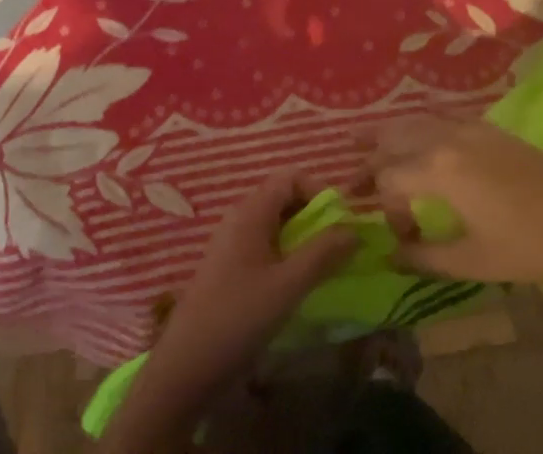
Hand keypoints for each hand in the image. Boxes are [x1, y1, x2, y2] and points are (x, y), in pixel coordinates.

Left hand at [152, 172, 356, 380]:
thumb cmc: (239, 317)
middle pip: (283, 198)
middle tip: (342, 247)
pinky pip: (267, 247)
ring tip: (329, 267)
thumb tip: (354, 229)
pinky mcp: (231, 269)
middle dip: (316, 216)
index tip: (343, 222)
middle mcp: (239, 220)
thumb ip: (322, 254)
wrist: (188, 364)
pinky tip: (302, 284)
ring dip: (305, 238)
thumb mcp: (288, 286)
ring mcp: (232, 245)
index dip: (319, 190)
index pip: (289, 177)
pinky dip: (289, 256)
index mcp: (250, 213)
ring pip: (277, 226)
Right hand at [362, 115, 542, 287]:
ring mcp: (472, 129)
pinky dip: (419, 128)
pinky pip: (440, 119)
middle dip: (369, 158)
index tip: (399, 236)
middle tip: (354, 179)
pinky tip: (422, 144)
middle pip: (392, 138)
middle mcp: (447, 138)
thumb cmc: (531, 249)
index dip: (382, 207)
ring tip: (368, 144)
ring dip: (389, 135)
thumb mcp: (472, 262)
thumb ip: (423, 257)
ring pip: (415, 121)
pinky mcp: (492, 130)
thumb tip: (391, 254)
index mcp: (438, 169)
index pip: (388, 178)